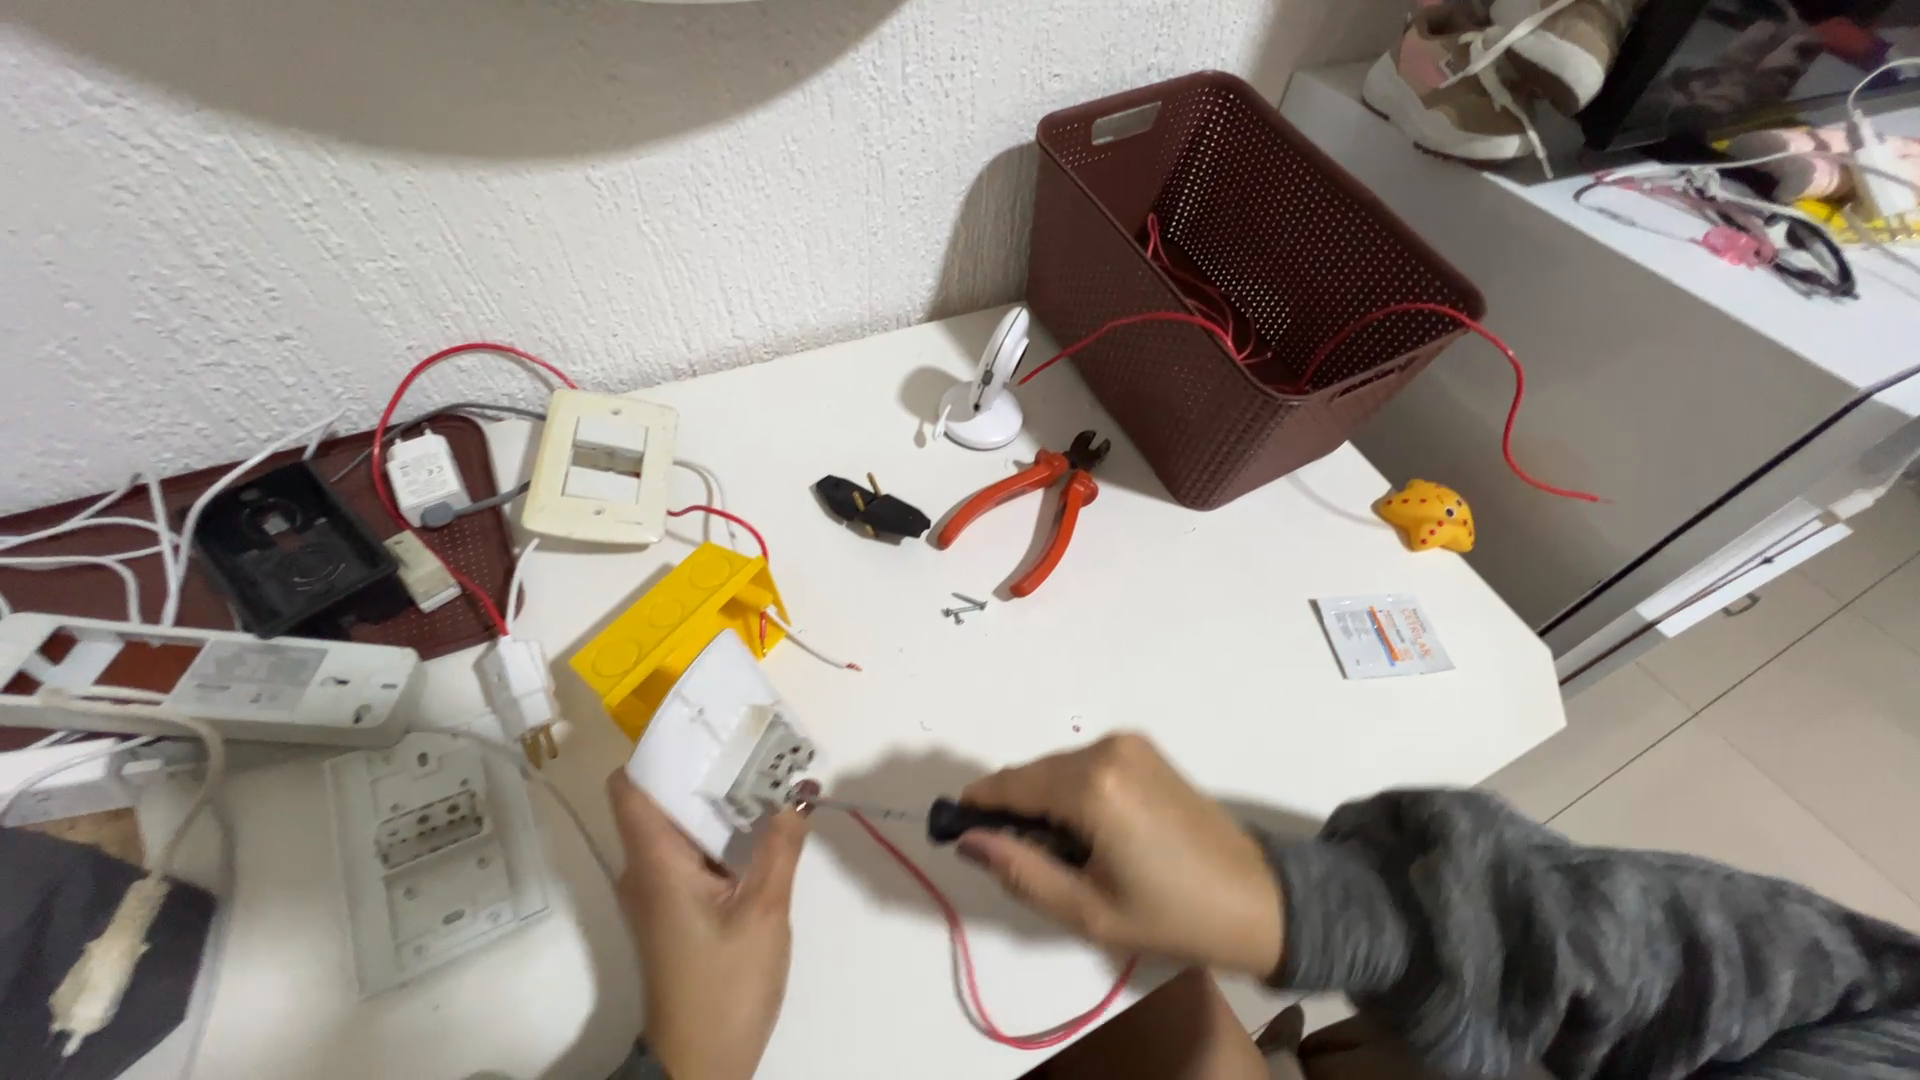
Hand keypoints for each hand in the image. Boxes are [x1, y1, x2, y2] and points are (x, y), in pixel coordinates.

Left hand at [607, 770, 809, 1079]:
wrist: (700, 1064)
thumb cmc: (724, 985)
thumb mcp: (764, 911)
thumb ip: (780, 846)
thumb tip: (798, 792)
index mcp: (655, 862)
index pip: (631, 786)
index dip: (659, 749)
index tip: (703, 725)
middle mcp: (646, 868)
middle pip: (660, 798)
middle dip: (703, 765)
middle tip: (751, 740)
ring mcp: (658, 889)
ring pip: (678, 823)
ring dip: (716, 798)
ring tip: (764, 771)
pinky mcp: (675, 905)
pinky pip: (691, 850)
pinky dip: (720, 829)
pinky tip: (761, 822)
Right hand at [958, 734, 1282, 976]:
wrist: (1256, 898)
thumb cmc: (1171, 914)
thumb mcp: (1086, 909)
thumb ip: (1019, 870)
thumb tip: (968, 838)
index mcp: (1093, 786)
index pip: (1011, 785)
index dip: (978, 806)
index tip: (957, 831)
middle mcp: (1107, 749)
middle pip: (1033, 774)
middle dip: (1016, 811)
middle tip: (1025, 861)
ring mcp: (1129, 743)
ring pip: (1057, 769)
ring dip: (1046, 803)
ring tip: (1069, 853)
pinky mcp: (1143, 748)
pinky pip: (1085, 765)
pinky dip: (1072, 792)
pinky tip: (1091, 830)